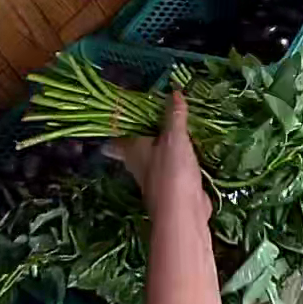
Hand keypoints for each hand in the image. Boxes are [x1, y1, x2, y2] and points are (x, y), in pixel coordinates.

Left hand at [112, 91, 210, 221]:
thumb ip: (174, 115)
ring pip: (152, 156)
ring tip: (166, 128)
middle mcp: (138, 163)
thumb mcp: (175, 137)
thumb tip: (173, 90)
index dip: (119, 119)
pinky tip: (184, 151)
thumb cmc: (172, 171)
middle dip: (137, 132)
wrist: (184, 213)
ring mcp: (154, 176)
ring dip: (157, 145)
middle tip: (145, 114)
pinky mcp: (171, 186)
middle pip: (133, 144)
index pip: (118, 131)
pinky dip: (175, 158)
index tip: (122, 106)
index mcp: (132, 148)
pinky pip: (171, 166)